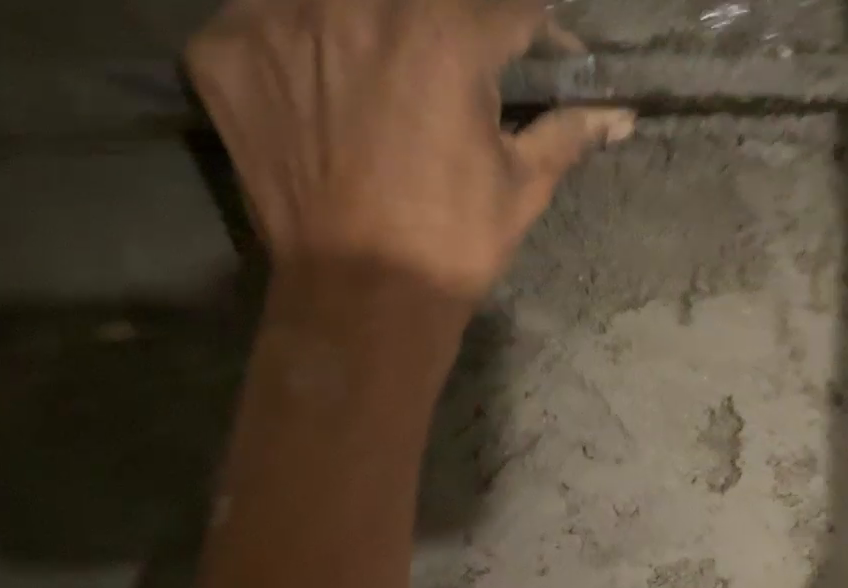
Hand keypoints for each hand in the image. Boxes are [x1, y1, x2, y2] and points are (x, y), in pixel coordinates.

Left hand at [186, 0, 633, 298]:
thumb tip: (620, 115)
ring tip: (386, 87)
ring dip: (374, 31)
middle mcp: (357, 2)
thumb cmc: (455, 244)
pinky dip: (300, 48)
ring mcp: (278, 18)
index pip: (510, 4)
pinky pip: (269, 21)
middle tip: (456, 81)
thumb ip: (567, 132)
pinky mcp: (227, 50)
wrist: (360, 298)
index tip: (541, 54)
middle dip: (452, 34)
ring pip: (342, 2)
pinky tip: (322, 97)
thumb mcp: (522, 187)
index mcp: (444, 33)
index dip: (537, 30)